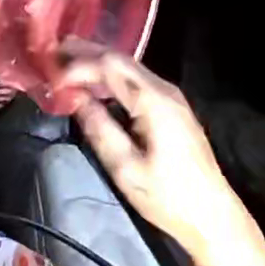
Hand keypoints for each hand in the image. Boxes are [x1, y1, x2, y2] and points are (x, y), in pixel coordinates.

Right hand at [60, 39, 247, 256]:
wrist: (213, 215)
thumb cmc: (168, 196)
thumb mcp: (125, 167)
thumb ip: (98, 128)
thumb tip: (75, 98)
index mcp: (153, 100)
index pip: (109, 66)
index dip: (78, 65)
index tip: (52, 76)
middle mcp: (164, 89)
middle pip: (120, 59)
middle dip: (87, 52)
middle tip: (54, 50)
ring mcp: (171, 96)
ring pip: (129, 68)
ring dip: (99, 62)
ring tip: (68, 62)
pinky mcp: (172, 107)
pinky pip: (137, 80)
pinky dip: (112, 76)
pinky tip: (96, 83)